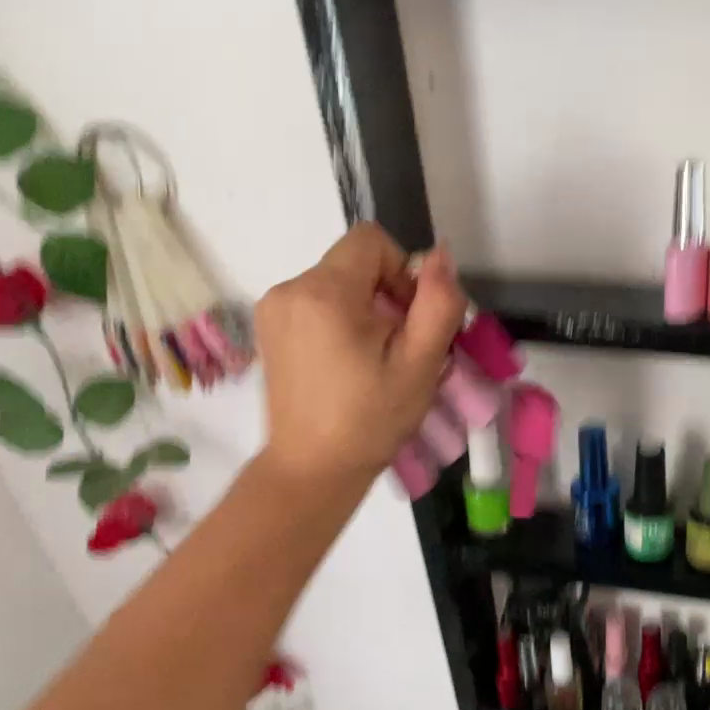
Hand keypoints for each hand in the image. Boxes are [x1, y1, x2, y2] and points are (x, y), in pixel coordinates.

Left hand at [253, 222, 466, 482]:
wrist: (314, 468)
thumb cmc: (372, 420)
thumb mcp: (420, 364)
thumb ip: (437, 304)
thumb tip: (440, 255)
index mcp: (325, 292)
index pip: (372, 242)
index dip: (403, 273)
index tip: (410, 321)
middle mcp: (290, 289)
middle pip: (354, 264)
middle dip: (385, 296)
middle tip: (398, 350)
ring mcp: (273, 309)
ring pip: (336, 284)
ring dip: (364, 311)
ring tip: (373, 362)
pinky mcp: (269, 329)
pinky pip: (315, 305)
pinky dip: (339, 323)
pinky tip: (347, 366)